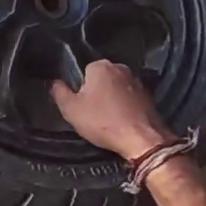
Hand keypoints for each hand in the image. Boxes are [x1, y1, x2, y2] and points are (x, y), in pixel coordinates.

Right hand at [50, 59, 178, 160]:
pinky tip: (122, 121)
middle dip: (96, 92)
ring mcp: (137, 80)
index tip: (80, 105)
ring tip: (108, 119)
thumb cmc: (103, 122)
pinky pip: (129, 97)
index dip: (79, 89)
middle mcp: (121, 67)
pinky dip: (125, 106)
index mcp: (101, 66)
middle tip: (92, 114)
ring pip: (116, 88)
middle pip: (101, 79)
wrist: (142, 139)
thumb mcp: (71, 110)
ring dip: (111, 99)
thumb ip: (59, 92)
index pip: (83, 72)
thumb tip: (56, 83)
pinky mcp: (149, 95)